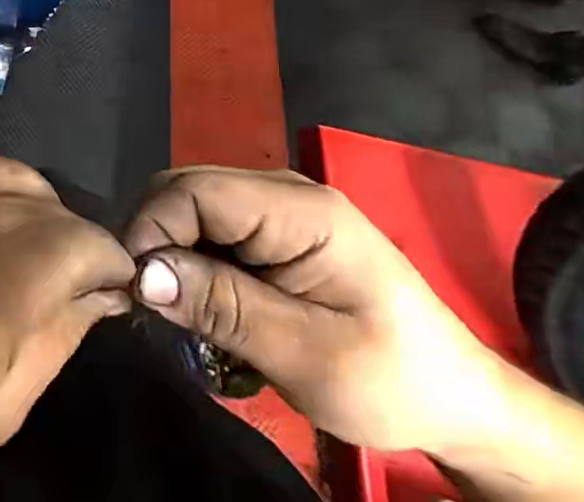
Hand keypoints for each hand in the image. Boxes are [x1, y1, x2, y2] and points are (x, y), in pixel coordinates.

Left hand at [0, 127, 134, 497]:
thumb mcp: (2, 410)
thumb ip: (64, 334)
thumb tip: (108, 286)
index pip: (72, 244)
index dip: (105, 256)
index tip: (111, 276)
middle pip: (44, 206)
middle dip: (73, 238)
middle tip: (66, 270)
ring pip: (9, 170)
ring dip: (33, 203)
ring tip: (23, 236)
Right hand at [123, 166, 508, 454]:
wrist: (451, 393)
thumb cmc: (391, 377)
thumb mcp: (307, 355)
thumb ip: (226, 307)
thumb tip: (144, 273)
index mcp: (301, 209)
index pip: (197, 190)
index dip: (152, 230)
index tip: (132, 294)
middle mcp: (284, 193)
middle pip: (189, 191)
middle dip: (156, 243)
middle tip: (149, 312)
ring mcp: (279, 212)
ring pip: (195, 212)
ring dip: (173, 259)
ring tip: (175, 319)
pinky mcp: (276, 236)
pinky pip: (214, 235)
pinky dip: (195, 269)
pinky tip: (204, 311)